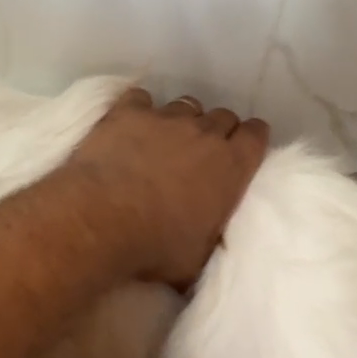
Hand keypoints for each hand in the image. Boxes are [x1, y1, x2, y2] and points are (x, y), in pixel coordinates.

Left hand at [66, 88, 269, 288]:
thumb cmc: (155, 247)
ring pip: (187, 105)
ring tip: (167, 139)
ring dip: (183, 120)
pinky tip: (131, 125)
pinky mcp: (129, 112)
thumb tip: (209, 244)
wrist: (100, 220)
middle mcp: (205, 134)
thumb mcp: (196, 258)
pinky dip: (140, 109)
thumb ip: (210, 239)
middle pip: (223, 116)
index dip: (251, 139)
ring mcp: (166, 118)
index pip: (256, 135)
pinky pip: (142, 98)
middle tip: (202, 152)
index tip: (243, 149)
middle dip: (218, 131)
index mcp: (231, 167)